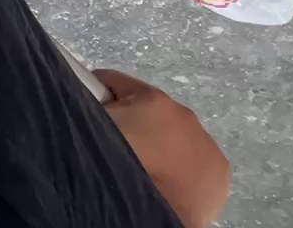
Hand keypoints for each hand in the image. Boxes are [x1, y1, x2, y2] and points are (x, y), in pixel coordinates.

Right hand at [95, 69, 229, 227]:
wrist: (153, 212)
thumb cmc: (118, 161)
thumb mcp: (85, 122)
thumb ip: (80, 100)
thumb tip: (71, 90)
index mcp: (152, 97)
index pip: (110, 80)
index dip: (93, 94)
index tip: (87, 114)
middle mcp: (186, 114)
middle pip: (142, 105)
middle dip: (128, 118)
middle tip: (112, 140)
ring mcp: (208, 145)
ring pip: (168, 130)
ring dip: (154, 139)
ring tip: (138, 160)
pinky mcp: (221, 171)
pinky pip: (189, 153)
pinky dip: (175, 159)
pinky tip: (160, 172)